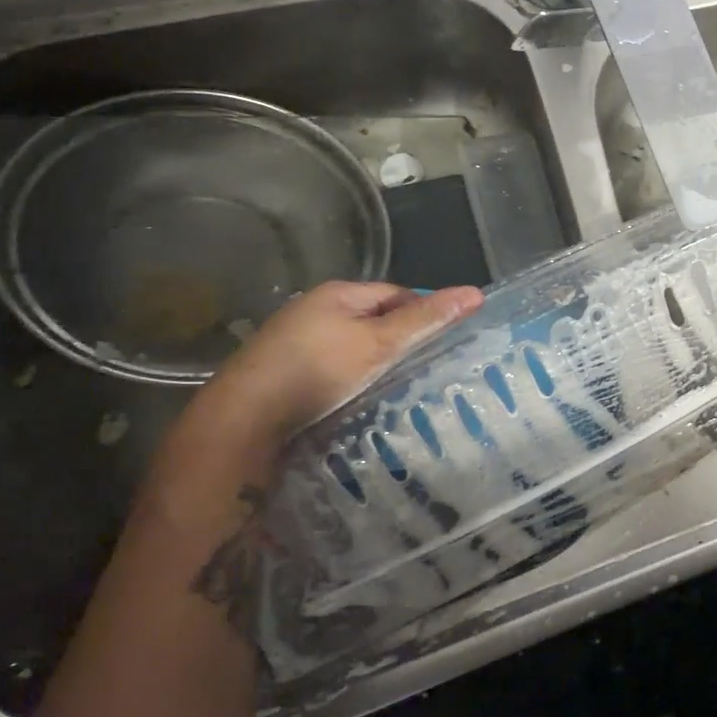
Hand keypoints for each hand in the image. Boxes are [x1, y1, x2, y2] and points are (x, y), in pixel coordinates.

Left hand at [200, 281, 483, 445]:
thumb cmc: (316, 373)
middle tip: (428, 369)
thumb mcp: (380, 344)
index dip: (425, 314)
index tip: (445, 344)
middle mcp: (313, 311)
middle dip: (400, 342)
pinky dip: (350, 383)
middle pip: (374, 321)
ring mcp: (294, 344)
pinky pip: (331, 371)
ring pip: (353, 348)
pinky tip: (361, 403)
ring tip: (400, 389)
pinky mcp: (282, 376)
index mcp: (337, 293)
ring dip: (375, 365)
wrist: (239, 424)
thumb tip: (476, 292)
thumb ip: (426, 320)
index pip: (398, 293)